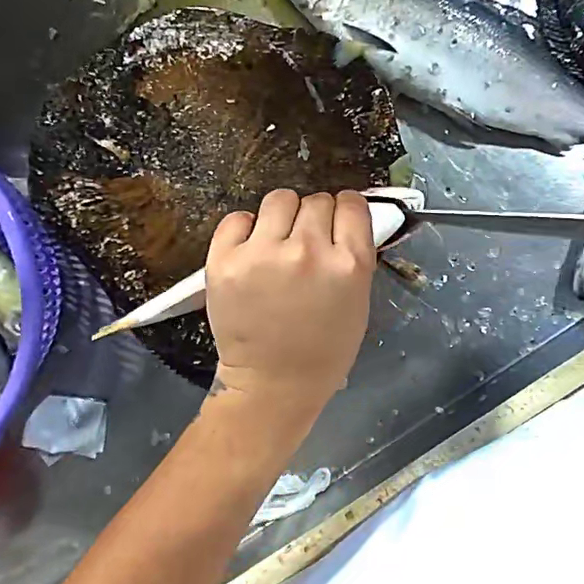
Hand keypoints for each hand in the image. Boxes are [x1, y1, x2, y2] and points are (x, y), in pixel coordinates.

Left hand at [205, 189, 375, 408]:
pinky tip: (253, 250)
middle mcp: (308, 251)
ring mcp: (263, 254)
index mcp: (349, 264)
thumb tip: (343, 220)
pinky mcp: (225, 260)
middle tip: (308, 242)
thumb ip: (353, 257)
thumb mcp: (358, 301)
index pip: (352, 204)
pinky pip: (238, 218)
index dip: (347, 209)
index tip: (340, 218)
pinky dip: (247, 229)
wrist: (274, 383)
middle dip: (316, 217)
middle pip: (316, 201)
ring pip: (279, 199)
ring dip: (283, 216)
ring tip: (279, 241)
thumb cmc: (325, 349)